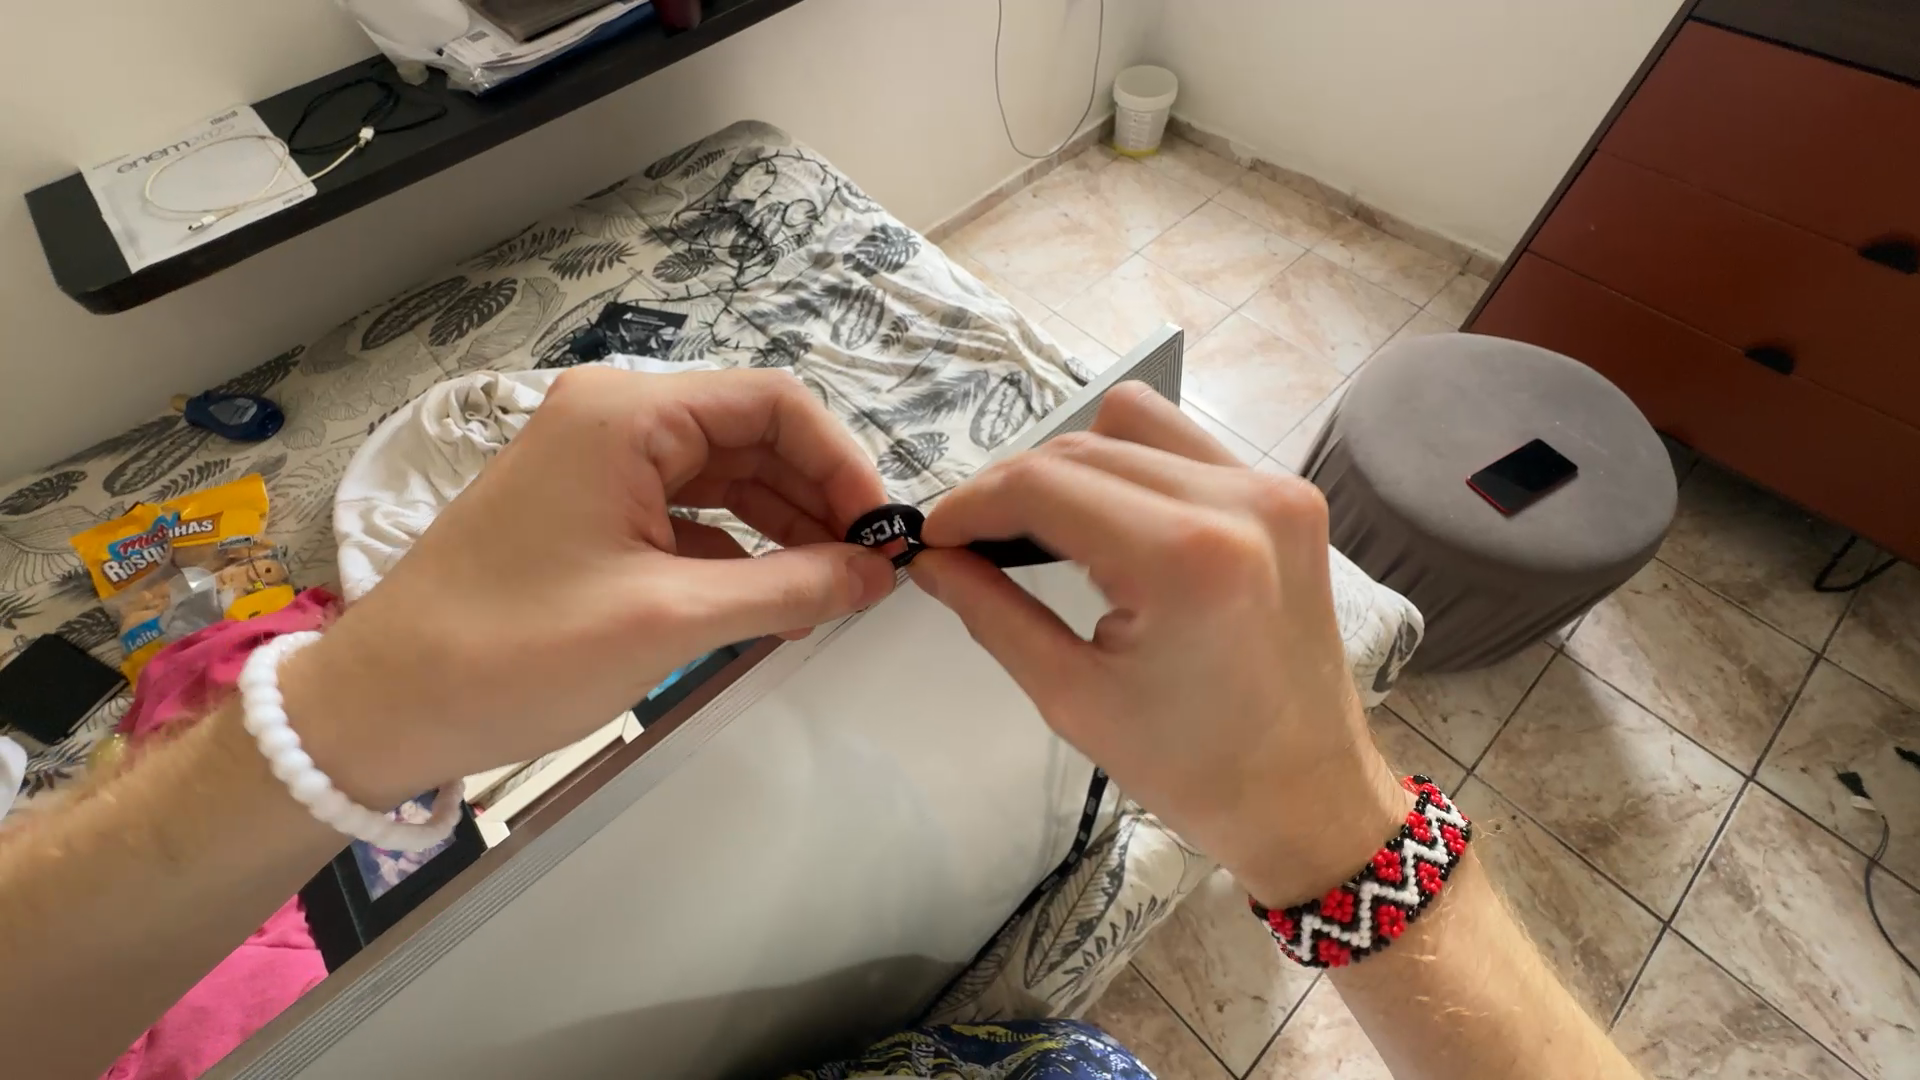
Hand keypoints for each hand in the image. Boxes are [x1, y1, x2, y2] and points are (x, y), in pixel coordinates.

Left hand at [283, 367, 897, 807]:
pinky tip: (779, 596)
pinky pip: (699, 516)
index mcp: (630, 415)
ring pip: (733, 478)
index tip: (879, 530)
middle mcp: (623, 421)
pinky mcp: (604, 512)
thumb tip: (879, 575)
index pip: (774, 404)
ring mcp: (610, 466)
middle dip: (820, 499)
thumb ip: (789, 589)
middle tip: (868, 565)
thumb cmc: (516, 651)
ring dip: (789, 528)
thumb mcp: (669, 618)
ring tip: (834, 587)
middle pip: (757, 438)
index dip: (841, 461)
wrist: (382, 711)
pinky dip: (746, 551)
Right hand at [910, 384, 1408, 906]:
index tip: (933, 535)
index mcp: (1185, 558)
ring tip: (1043, 525)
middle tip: (974, 541)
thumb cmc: (1189, 769)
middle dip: (1010, 485)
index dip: (972, 502)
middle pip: (1082, 444)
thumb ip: (990, 611)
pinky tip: (1108, 517)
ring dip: (1067, 462)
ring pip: (1131, 420)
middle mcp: (1238, 497)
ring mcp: (1271, 486)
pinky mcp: (1285, 493)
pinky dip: (1125, 464)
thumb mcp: (1070, 697)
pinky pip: (1179, 443)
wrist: (1308, 796)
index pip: (1043, 484)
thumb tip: (930, 558)